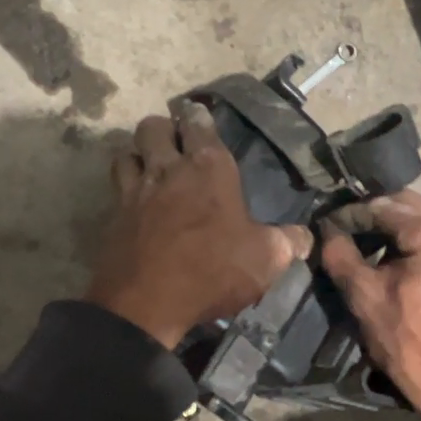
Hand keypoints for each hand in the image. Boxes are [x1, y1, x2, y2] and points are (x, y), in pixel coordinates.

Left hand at [88, 101, 311, 348]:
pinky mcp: (113, 217)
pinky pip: (116, 188)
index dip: (199, 118)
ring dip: (139, 155)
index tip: (200, 119)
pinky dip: (125, 188)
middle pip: (154, 127)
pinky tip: (136, 203)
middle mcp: (168, 169)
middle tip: (175, 144)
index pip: (200, 124)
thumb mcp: (266, 260)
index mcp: (209, 168)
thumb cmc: (213, 271)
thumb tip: (306, 236)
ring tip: (151, 168)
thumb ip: (289, 242)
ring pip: (128, 152)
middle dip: (164, 129)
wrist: (147, 303)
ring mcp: (136, 191)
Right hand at [320, 191, 420, 420]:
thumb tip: (326, 228)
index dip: (353, 215)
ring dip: (396, 227)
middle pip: (409, 207)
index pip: (386, 207)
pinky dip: (416, 239)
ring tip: (366, 244)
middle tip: (345, 232)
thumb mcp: (365, 296)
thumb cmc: (407, 341)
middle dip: (376, 217)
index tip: (329, 224)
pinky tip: (394, 255)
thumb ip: (341, 254)